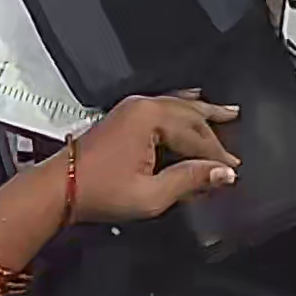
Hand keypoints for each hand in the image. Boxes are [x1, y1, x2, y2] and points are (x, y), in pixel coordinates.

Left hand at [65, 93, 239, 222]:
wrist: (61, 185)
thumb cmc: (101, 191)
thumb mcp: (151, 194)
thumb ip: (190, 180)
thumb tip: (224, 173)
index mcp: (149, 118)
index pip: (195, 133)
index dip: (217, 154)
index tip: (234, 169)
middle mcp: (142, 105)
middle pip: (188, 114)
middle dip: (213, 131)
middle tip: (235, 146)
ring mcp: (132, 107)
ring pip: (176, 105)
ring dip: (201, 111)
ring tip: (226, 111)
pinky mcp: (124, 115)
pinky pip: (162, 105)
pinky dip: (181, 106)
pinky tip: (191, 100)